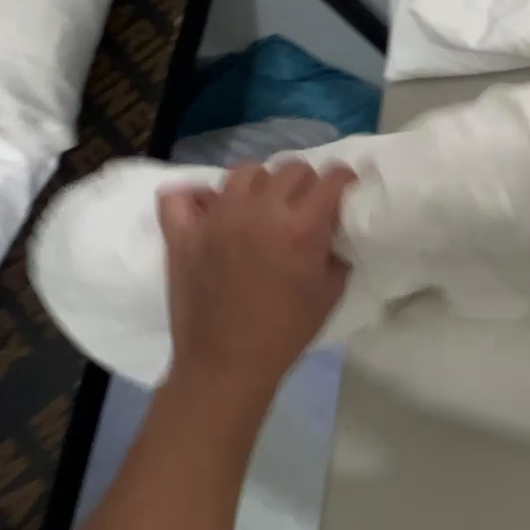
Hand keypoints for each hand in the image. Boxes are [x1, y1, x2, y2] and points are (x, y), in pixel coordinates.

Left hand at [157, 161, 355, 396]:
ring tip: (265, 203)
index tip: (347, 186)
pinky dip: (197, 196)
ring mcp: (216, 220)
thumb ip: (334, 251)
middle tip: (309, 200)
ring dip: (262, 182)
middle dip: (308, 179)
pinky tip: (211, 209)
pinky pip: (181, 195)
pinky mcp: (181, 233)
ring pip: (244, 172)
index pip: (331, 179)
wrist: (228, 361)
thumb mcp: (332, 289)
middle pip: (290, 168)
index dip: (345, 178)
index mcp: (303, 228)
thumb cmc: (289, 329)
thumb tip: (329, 233)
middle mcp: (260, 214)